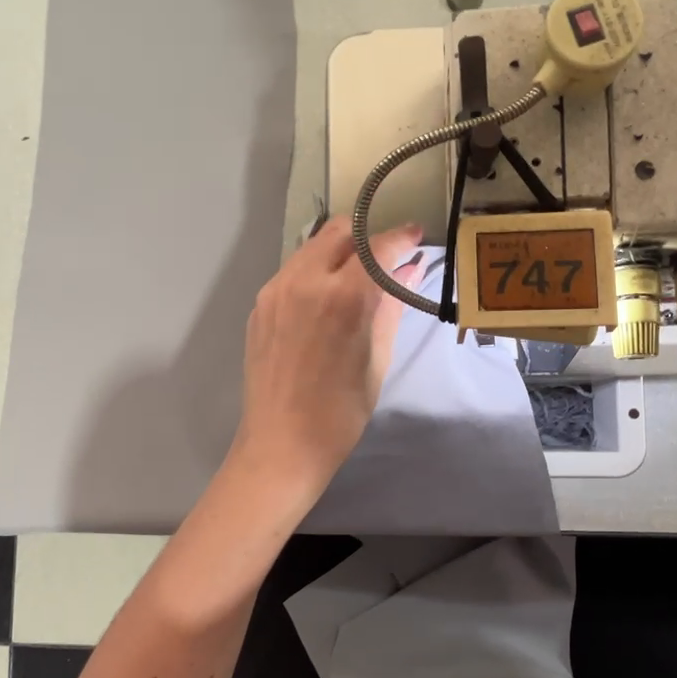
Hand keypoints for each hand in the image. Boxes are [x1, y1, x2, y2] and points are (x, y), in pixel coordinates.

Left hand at [230, 217, 423, 495]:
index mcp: (344, 297)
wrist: (281, 444)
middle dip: (367, 236)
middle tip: (386, 255)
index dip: (401, 238)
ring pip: (312, 248)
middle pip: (339, 232)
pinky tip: (326, 298)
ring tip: (358, 276)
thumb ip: (390, 307)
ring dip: (339, 251)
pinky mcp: (260, 306)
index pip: (378, 247)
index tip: (416, 237)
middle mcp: (305, 281)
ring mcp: (276, 292)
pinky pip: (292, 272)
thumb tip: (408, 270)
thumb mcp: (377, 359)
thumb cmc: (340, 412)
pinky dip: (315, 272)